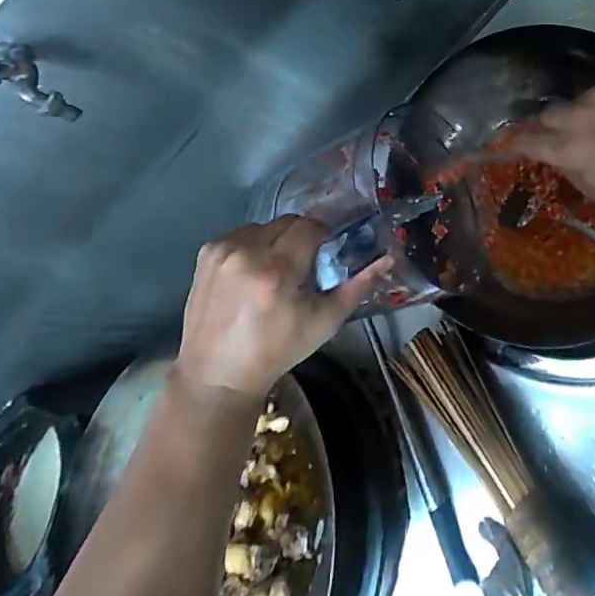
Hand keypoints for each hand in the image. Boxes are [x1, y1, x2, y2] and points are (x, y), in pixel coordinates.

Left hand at [177, 216, 391, 398]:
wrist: (218, 373)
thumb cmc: (277, 351)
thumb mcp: (324, 322)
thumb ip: (358, 285)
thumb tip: (388, 258)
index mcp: (277, 271)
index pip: (310, 228)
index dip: (324, 238)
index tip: (325, 257)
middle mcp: (246, 252)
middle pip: (288, 222)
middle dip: (302, 238)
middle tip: (304, 267)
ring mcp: (222, 250)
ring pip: (265, 225)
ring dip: (277, 241)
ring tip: (276, 272)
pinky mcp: (206, 252)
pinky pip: (242, 234)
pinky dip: (254, 246)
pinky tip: (253, 274)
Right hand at [508, 76, 594, 204]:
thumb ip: (569, 171)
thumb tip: (559, 159)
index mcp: (567, 150)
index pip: (526, 142)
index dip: (516, 144)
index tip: (513, 145)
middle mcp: (575, 119)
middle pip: (545, 116)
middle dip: (549, 126)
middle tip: (563, 136)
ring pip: (575, 103)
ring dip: (581, 115)